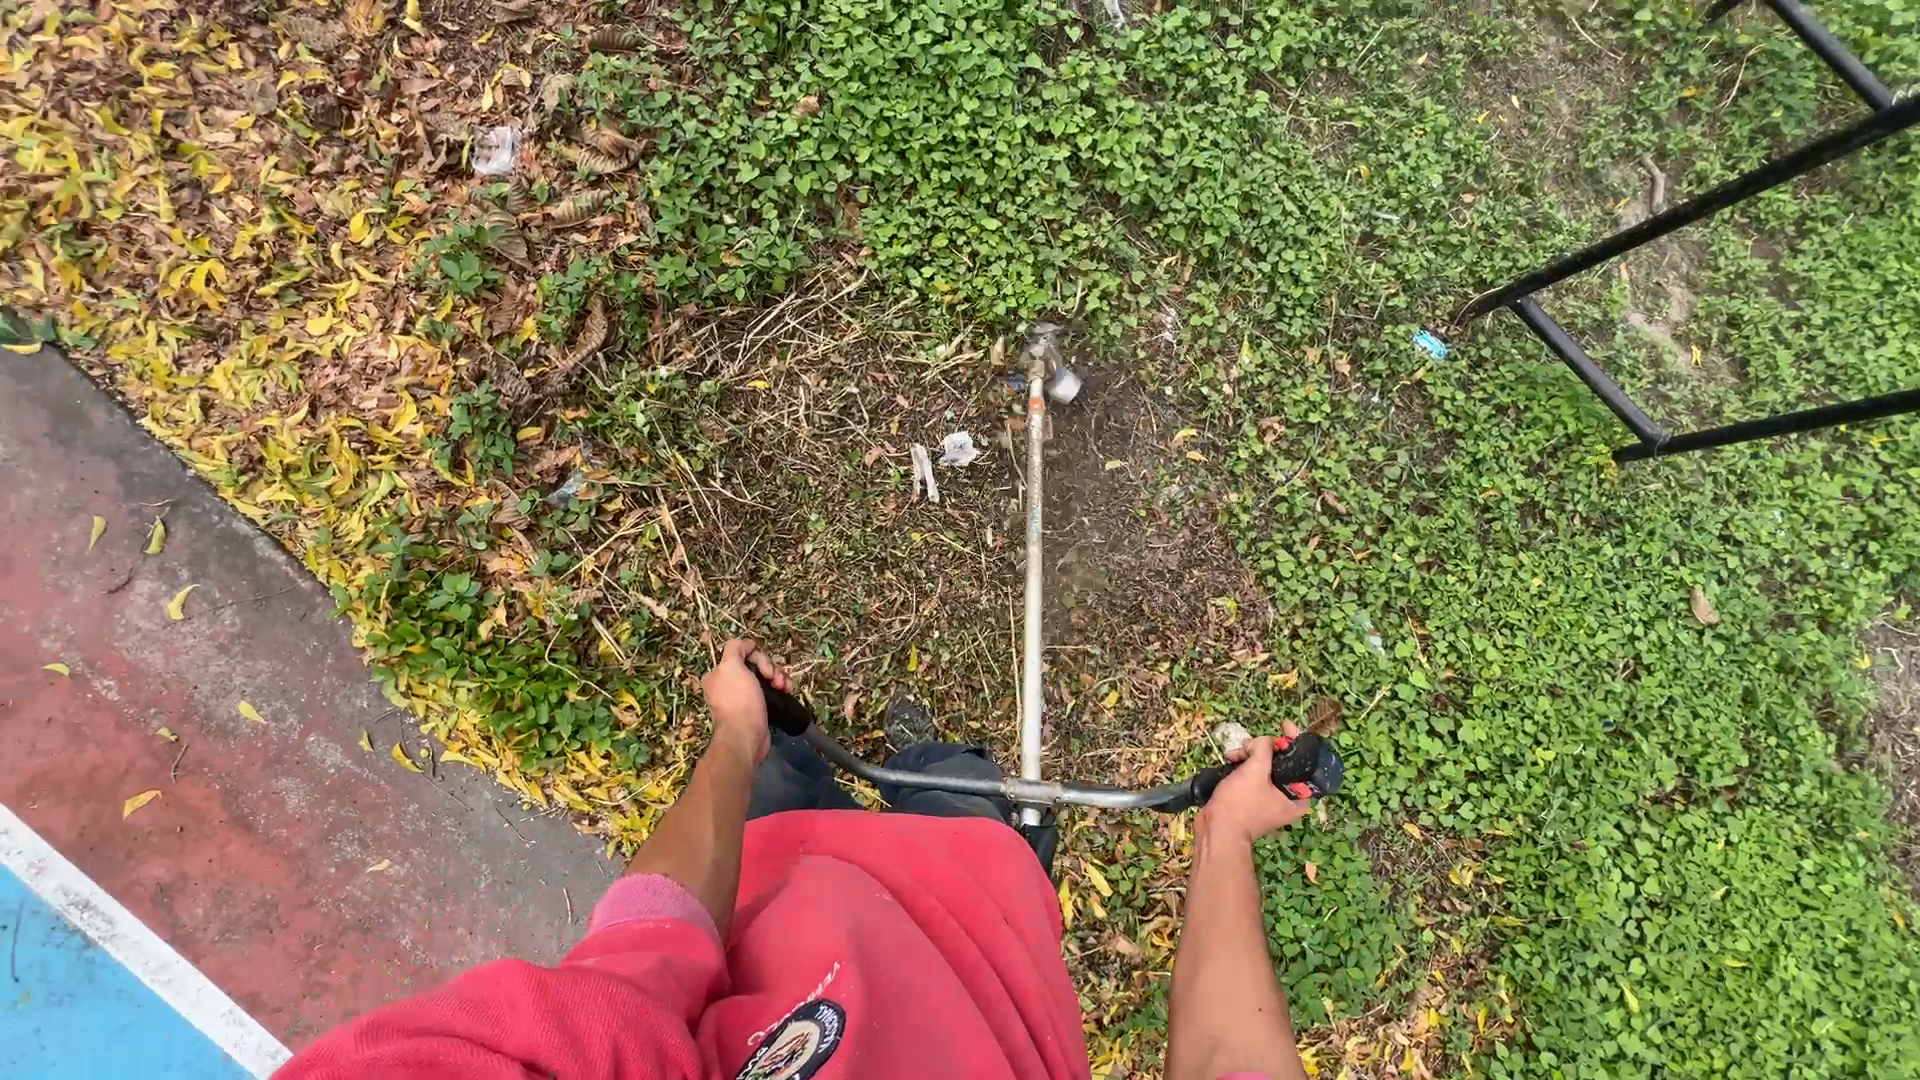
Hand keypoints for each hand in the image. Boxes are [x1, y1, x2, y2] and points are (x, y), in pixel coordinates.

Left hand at [702, 639, 785, 764]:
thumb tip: (748, 645)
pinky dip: (780, 688)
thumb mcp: (731, 667)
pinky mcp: (756, 706)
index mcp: (719, 674)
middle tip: (776, 681)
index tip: (765, 671)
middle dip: (771, 669)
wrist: (747, 735)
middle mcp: (729, 684)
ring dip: (779, 677)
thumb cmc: (739, 700)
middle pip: (756, 664)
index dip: (758, 658)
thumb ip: (735, 648)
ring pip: (766, 676)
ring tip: (784, 688)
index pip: (743, 654)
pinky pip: (770, 689)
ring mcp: (743, 696)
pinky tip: (786, 691)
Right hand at [1196, 721, 1313, 846]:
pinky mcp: (1253, 799)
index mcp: (1299, 797)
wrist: (1217, 830)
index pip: (1304, 761)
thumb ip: (1264, 749)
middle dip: (1263, 748)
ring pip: (1264, 767)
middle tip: (1248, 746)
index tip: (1284, 725)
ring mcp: (1270, 799)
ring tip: (1234, 755)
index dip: (1294, 740)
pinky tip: (1231, 761)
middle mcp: (1288, 798)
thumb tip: (1264, 741)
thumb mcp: (1255, 771)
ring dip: (1249, 755)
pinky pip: (1253, 776)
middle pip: (1281, 762)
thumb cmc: (1241, 803)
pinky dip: (1243, 766)